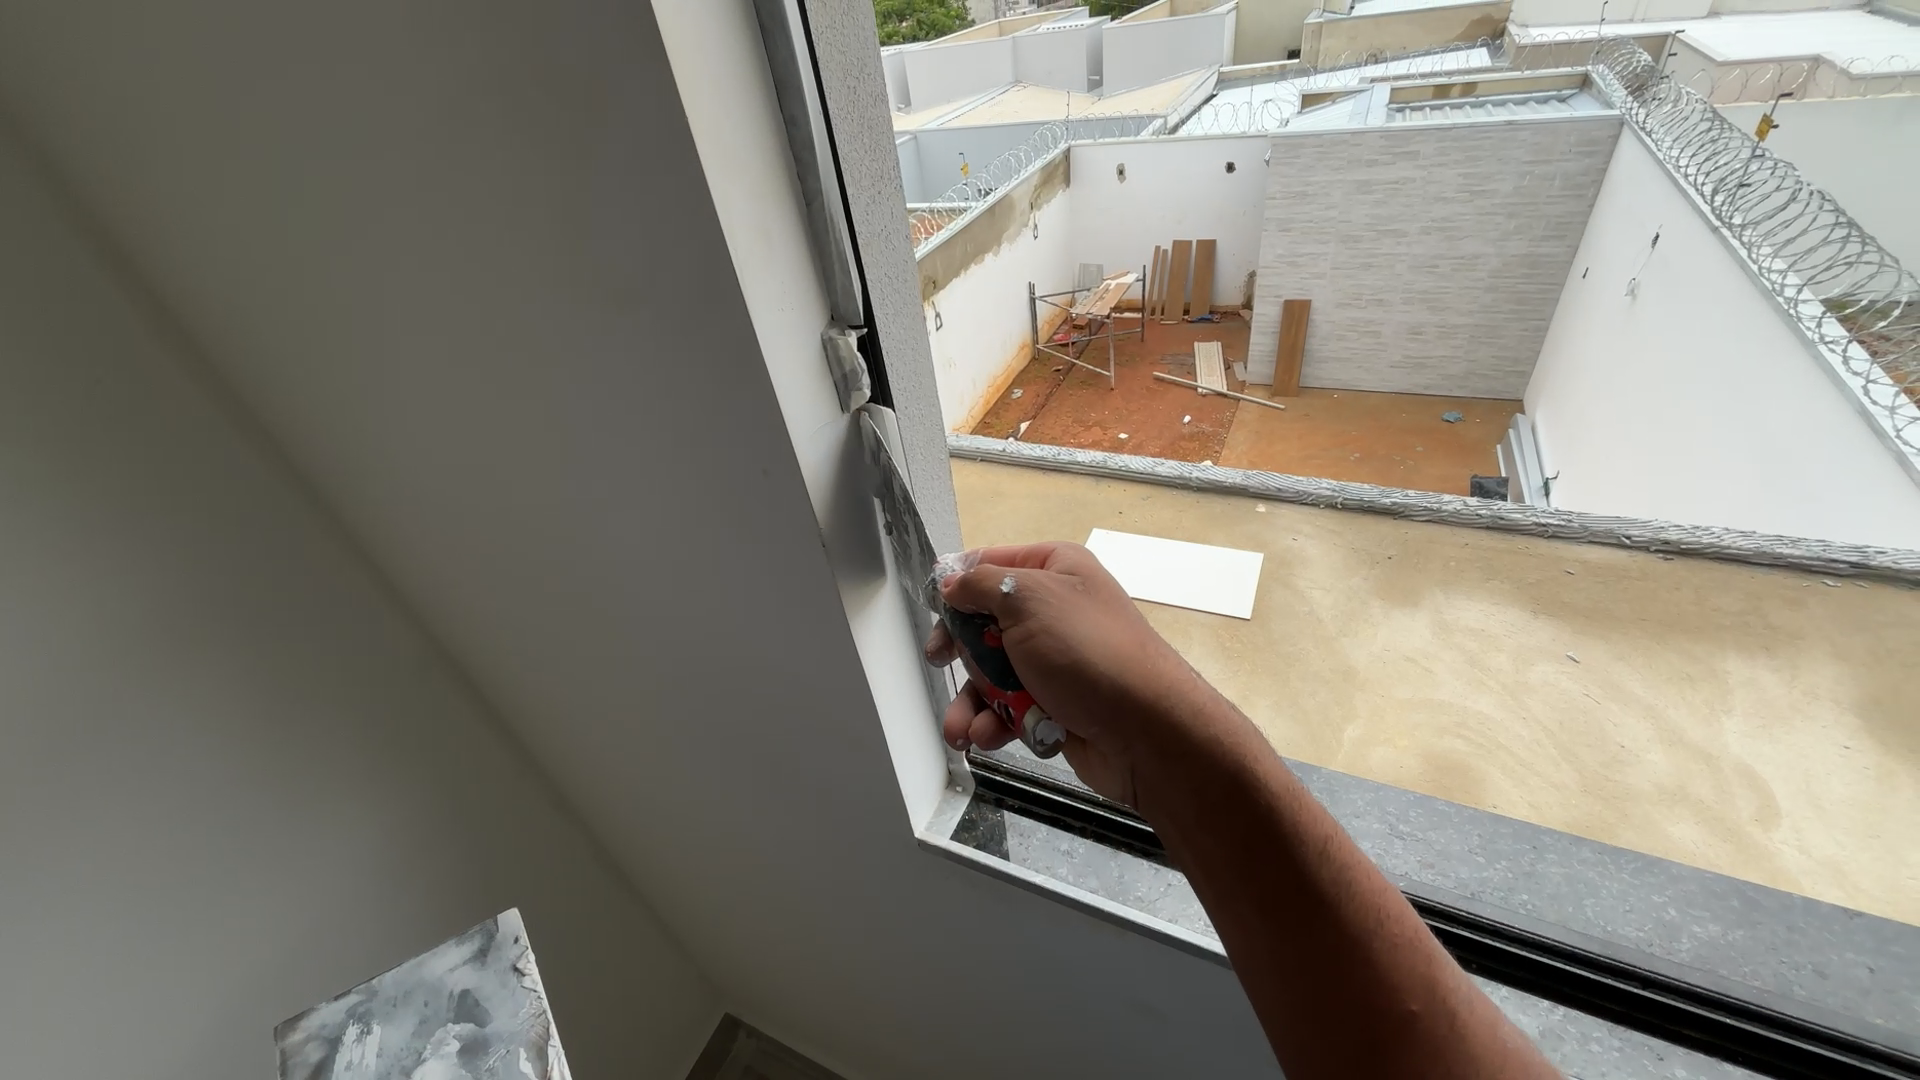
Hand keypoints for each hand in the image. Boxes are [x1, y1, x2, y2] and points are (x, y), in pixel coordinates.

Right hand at [923, 541, 1213, 807]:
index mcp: (1054, 569)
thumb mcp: (1027, 601)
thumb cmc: (1086, 653)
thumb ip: (979, 585)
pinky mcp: (1055, 703)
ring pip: (993, 672)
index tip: (932, 606)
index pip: (991, 563)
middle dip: (960, 651)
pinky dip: (995, 722)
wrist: (1146, 731)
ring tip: (962, 728)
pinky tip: (988, 736)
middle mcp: (1054, 609)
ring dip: (972, 701)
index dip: (957, 584)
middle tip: (939, 662)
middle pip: (984, 623)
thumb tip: (951, 582)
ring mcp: (1055, 659)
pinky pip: (1010, 706)